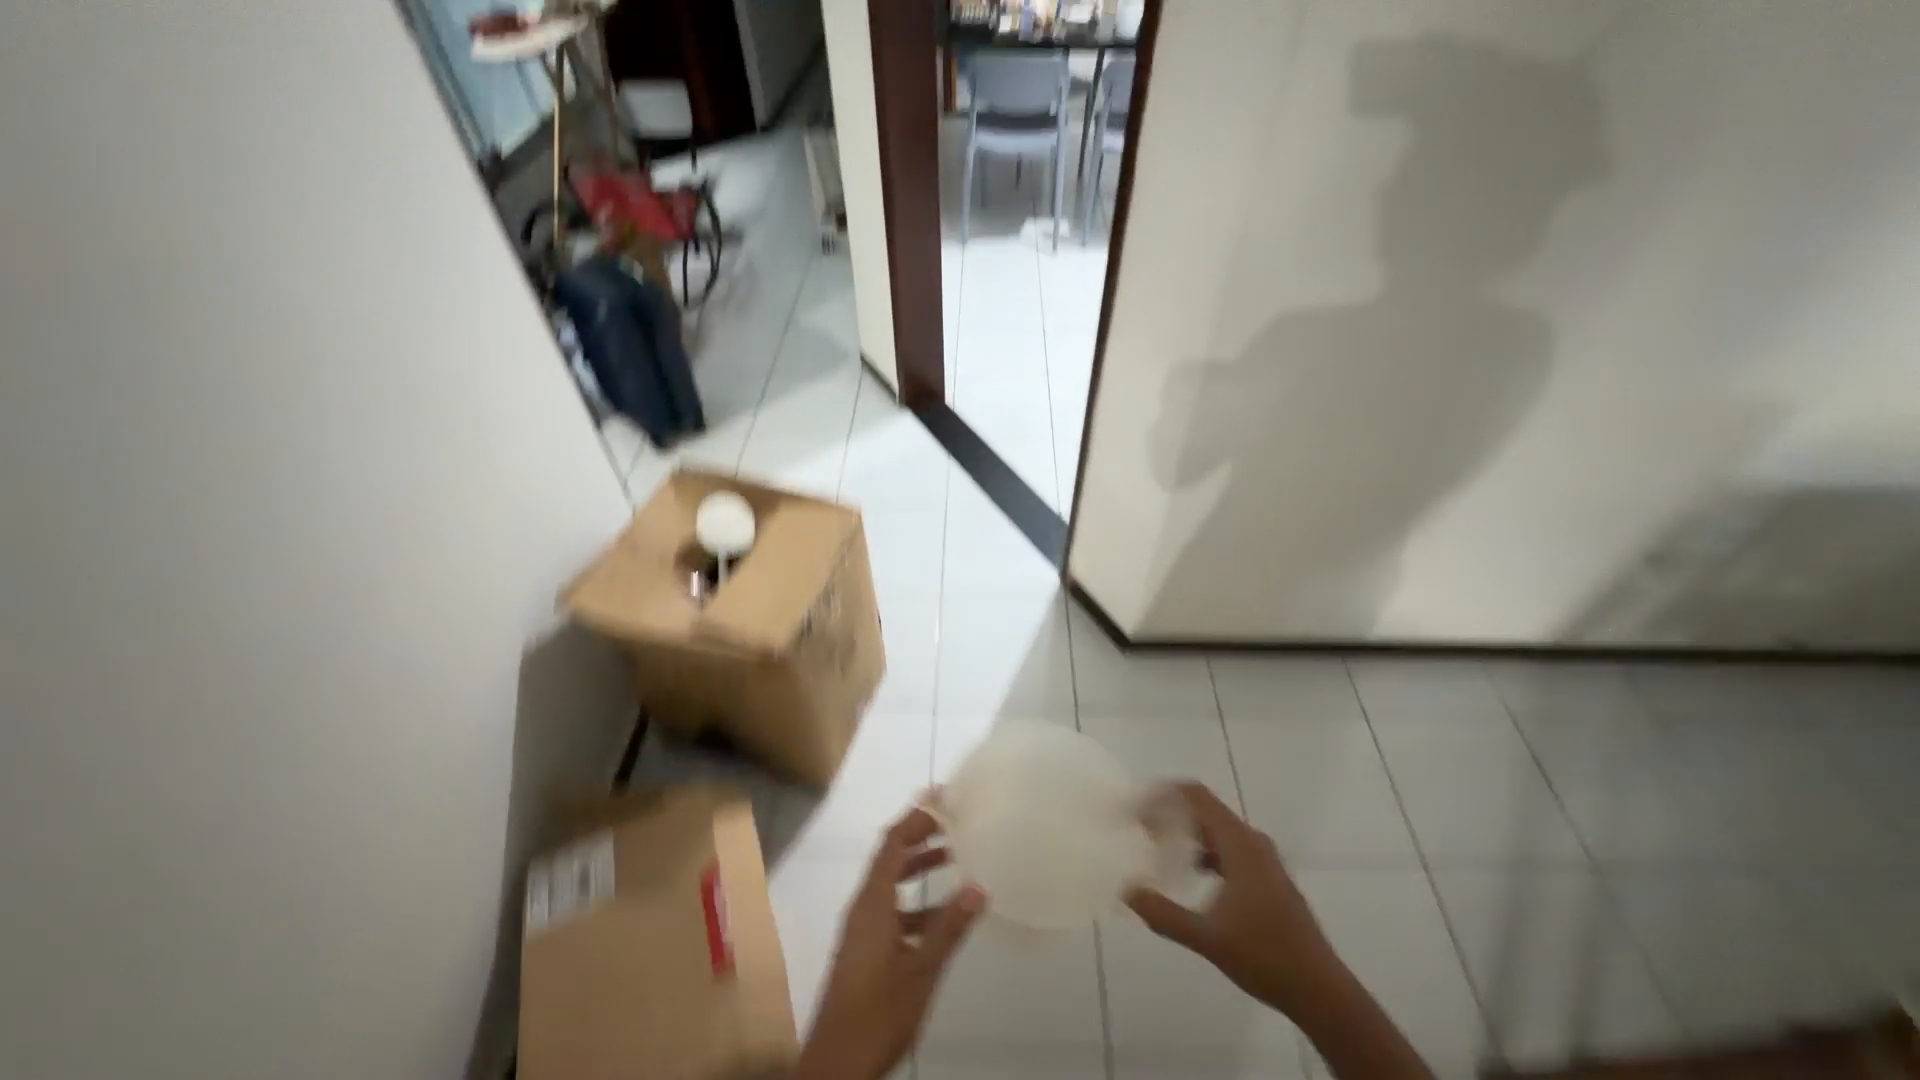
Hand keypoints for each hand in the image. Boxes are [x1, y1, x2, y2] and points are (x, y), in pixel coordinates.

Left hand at [793, 805, 986, 1079]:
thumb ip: (948, 928)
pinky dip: (915, 903)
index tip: (942, 798)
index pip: (892, 845)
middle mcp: (862, 909)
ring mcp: (861, 932)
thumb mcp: (921, 971)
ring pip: (890, 886)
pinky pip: (890, 911)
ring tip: (954, 859)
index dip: (916, 818)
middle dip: (919, 836)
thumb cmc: (878, 1012)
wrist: (836, 1064)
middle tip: (954, 821)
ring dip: (918, 869)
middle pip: (889, 858)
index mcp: (872, 904)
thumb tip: (978, 886)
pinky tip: (941, 918)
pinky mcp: (864, 952)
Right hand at [1125, 782, 1343, 1015]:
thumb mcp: (1206, 939)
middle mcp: (1253, 843)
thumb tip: (1127, 890)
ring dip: (1185, 834)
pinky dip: (1203, 853)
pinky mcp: (1267, 878)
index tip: (1133, 809)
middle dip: (1169, 815)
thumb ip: (1163, 914)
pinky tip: (1186, 876)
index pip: (1195, 797)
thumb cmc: (1265, 957)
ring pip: (1216, 831)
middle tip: (1137, 830)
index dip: (1162, 795)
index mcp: (1240, 845)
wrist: (1319, 989)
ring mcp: (1263, 860)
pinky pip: (1228, 849)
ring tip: (1155, 850)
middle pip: (1204, 810)